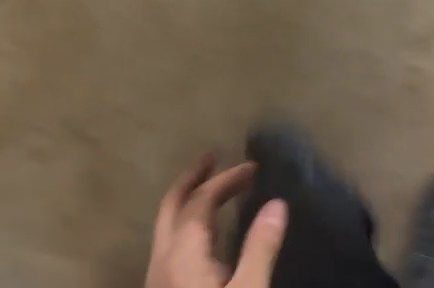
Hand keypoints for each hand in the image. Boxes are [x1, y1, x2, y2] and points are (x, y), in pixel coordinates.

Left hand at [146, 153, 288, 287]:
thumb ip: (260, 248)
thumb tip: (277, 203)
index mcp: (183, 251)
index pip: (202, 199)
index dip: (227, 178)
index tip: (253, 167)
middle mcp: (162, 258)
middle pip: (172, 204)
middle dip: (194, 177)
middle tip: (213, 156)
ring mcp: (156, 277)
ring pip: (167, 224)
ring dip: (188, 199)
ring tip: (210, 189)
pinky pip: (170, 243)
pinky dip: (186, 222)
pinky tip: (203, 236)